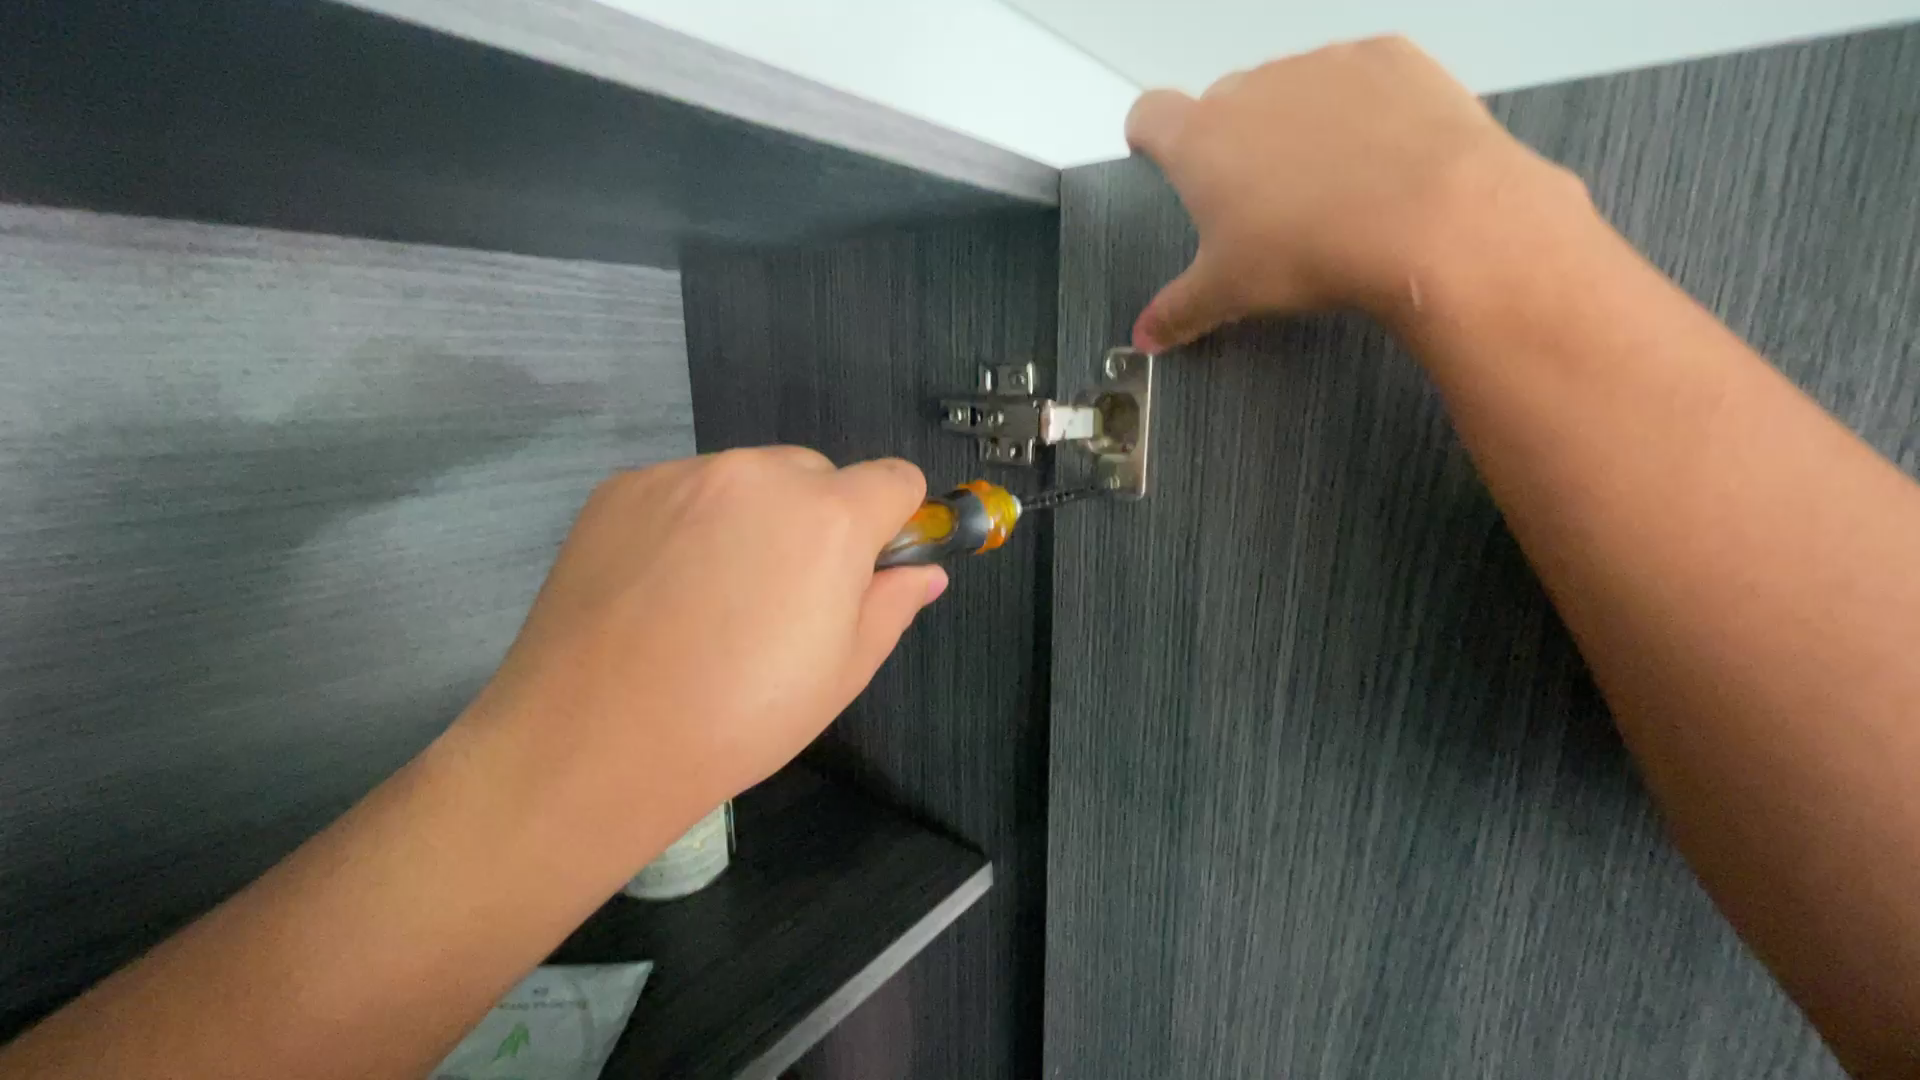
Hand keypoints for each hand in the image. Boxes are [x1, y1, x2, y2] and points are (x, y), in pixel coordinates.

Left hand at [459, 448, 945, 838]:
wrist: (593, 741)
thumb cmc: (742, 717)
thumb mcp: (843, 673)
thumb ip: (894, 604)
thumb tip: (924, 572)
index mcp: (829, 518)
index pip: (896, 478)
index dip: (896, 519)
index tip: (872, 564)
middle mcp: (759, 475)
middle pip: (818, 475)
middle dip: (820, 519)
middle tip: (784, 594)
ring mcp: (684, 475)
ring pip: (748, 479)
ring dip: (753, 517)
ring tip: (713, 595)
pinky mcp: (623, 487)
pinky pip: (684, 490)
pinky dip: (690, 522)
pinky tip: (661, 587)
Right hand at [1124, 36, 1584, 349]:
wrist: (1433, 219)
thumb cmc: (1308, 251)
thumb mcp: (1228, 295)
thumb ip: (1177, 312)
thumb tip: (1145, 335)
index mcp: (1201, 139)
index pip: (1149, 113)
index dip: (1149, 136)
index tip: (1162, 160)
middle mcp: (1253, 87)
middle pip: (1222, 104)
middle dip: (1230, 144)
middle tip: (1256, 202)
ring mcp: (1323, 64)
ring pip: (1289, 89)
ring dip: (1292, 125)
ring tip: (1325, 185)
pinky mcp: (1388, 57)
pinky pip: (1356, 78)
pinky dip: (1357, 110)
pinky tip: (1377, 157)